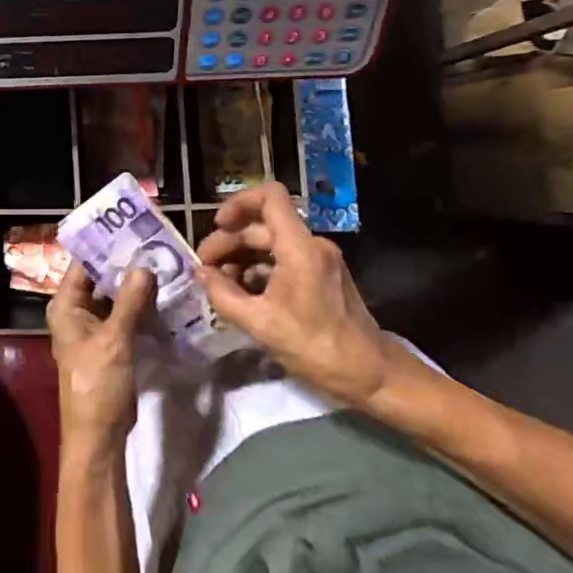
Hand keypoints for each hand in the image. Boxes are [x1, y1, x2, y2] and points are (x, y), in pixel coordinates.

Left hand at [46, 263, 154, 450]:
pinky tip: (165, 295)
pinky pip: (124, 315)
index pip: (84, 265)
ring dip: (136, 286)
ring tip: (166, 264)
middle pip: (100, 279)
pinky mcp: (110, 342)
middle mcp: (76, 311)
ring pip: (115, 297)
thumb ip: (130, 302)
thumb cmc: (98, 384)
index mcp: (66, 305)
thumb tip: (144, 266)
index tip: (133, 230)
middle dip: (126, 265)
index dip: (105, 246)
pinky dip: (140, 307)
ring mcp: (93, 327)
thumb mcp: (115, 339)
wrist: (99, 434)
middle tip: (158, 245)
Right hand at [196, 182, 407, 409]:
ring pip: (270, 242)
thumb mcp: (259, 324)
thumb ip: (223, 294)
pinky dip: (258, 268)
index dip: (238, 203)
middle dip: (229, 242)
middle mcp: (311, 245)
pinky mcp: (321, 274)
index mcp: (299, 249)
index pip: (270, 197)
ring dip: (241, 257)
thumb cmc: (315, 348)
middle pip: (261, 225)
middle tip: (205, 269)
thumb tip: (201, 273)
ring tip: (220, 283)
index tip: (217, 227)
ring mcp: (319, 258)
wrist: (371, 375)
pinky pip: (282, 258)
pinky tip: (242, 292)